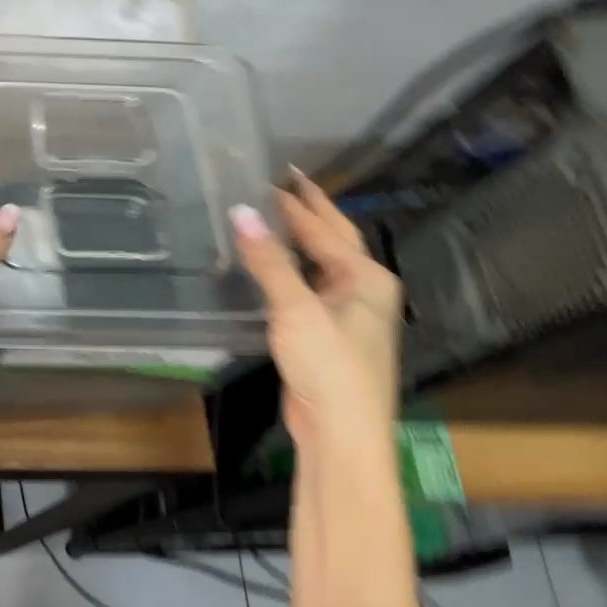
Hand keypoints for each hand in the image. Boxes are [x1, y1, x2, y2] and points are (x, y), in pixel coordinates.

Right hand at [230, 172, 402, 447]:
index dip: (299, 204)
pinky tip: (275, 272)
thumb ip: (268, 262)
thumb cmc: (328, 365)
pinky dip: (293, 273)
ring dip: (302, 242)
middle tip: (287, 185)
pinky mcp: (329, 337)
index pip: (327, 229)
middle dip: (311, 213)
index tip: (276, 177)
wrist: (341, 429)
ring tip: (276, 220)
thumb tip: (240, 213)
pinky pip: (311, 290)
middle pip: (334, 241)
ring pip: (322, 267)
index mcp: (366, 278)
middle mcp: (364, 291)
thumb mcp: (296, 309)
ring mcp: (349, 316)